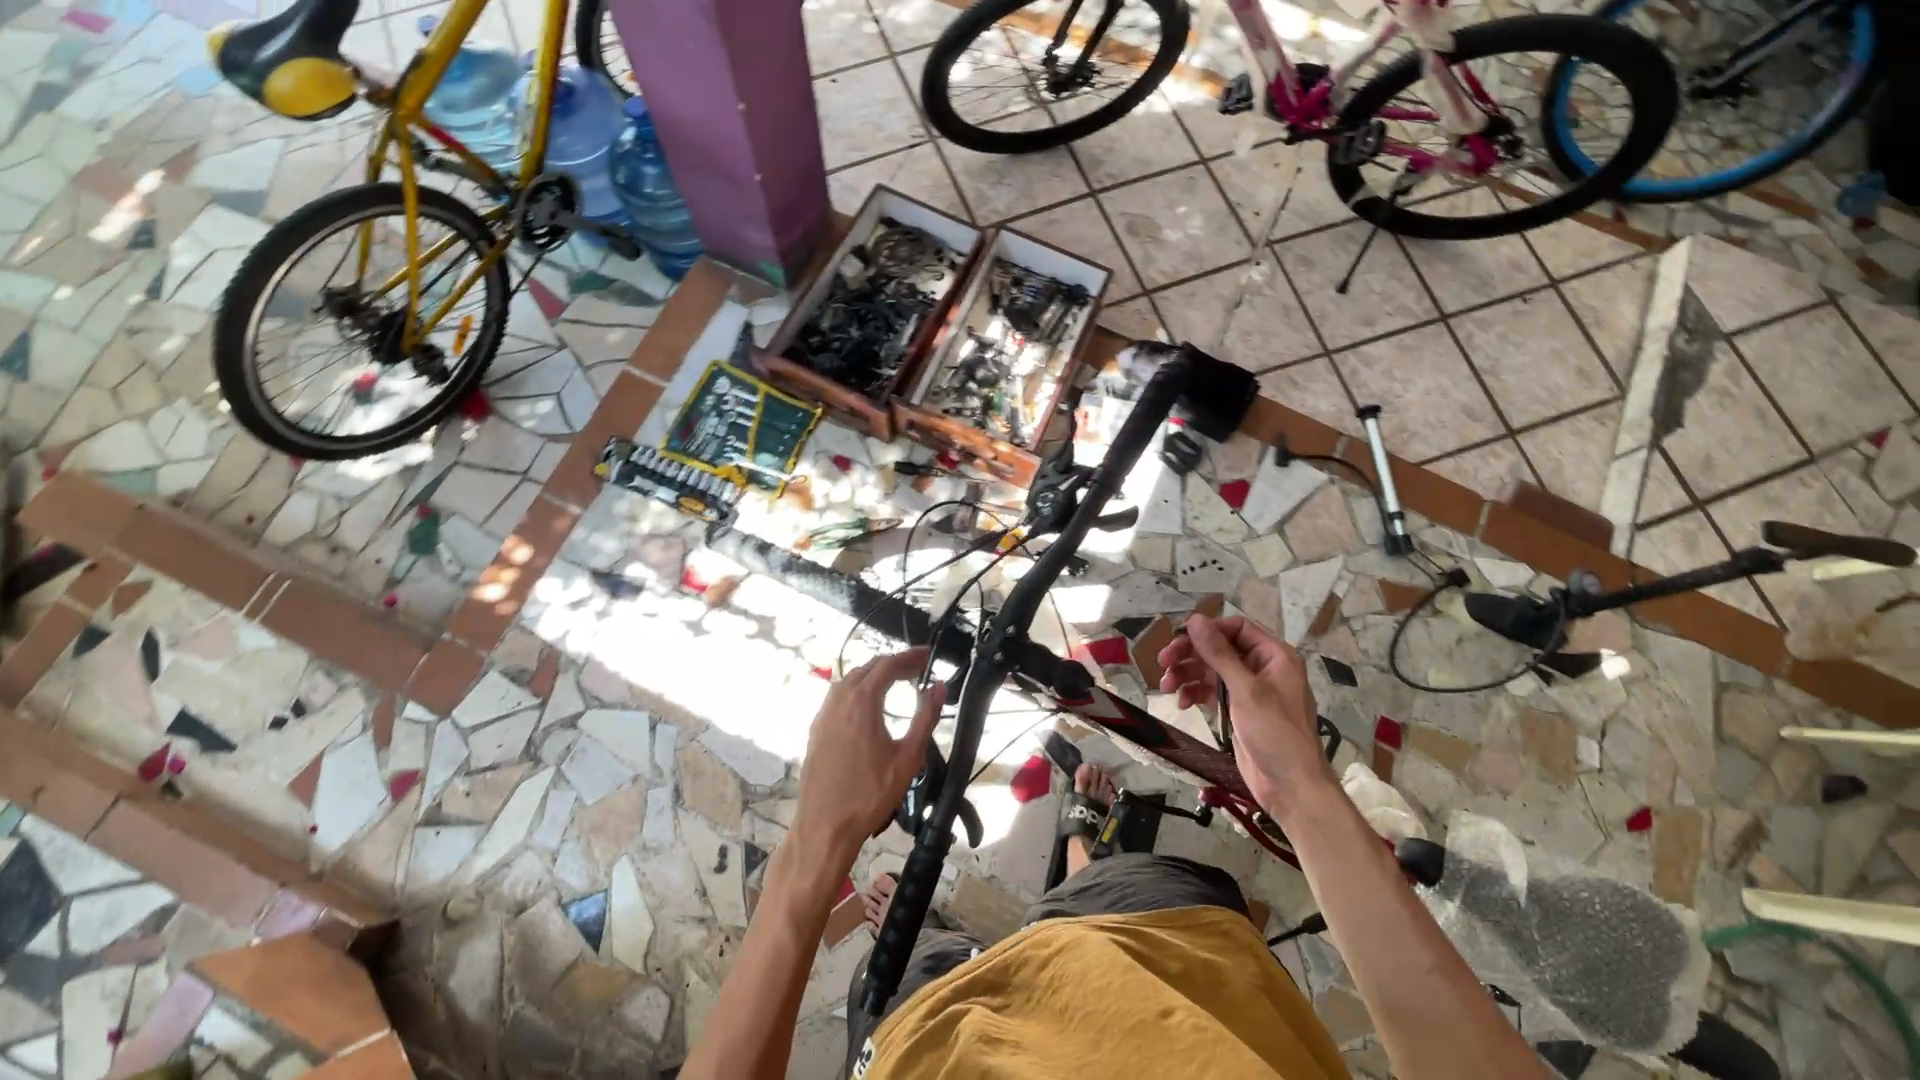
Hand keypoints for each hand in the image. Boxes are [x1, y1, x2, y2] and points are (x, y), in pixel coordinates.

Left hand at [792, 649, 944, 866]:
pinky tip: (869, 707)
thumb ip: (926, 718)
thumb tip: (939, 688)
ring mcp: (823, 715)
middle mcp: (838, 701)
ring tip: (896, 682)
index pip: (887, 665)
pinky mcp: (816, 730)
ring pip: (849, 681)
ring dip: (873, 675)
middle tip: (917, 668)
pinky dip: (858, 690)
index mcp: (861, 703)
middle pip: (867, 668)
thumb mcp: (908, 758)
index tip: (927, 654)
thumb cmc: (870, 794)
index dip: (909, 656)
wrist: (825, 825)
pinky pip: (838, 698)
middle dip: (893, 663)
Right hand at [1157, 615, 1335, 814]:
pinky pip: (1211, 692)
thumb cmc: (1275, 732)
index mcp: (1274, 656)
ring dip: (1187, 675)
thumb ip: (1219, 654)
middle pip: (1219, 649)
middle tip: (1162, 663)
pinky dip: (1194, 694)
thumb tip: (1195, 619)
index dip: (1207, 630)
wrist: (1290, 785)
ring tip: (1166, 688)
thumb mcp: (1245, 690)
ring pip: (1211, 671)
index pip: (1236, 628)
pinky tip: (1181, 704)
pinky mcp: (1237, 710)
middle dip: (1190, 655)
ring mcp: (1248, 690)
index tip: (1178, 638)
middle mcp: (1262, 668)